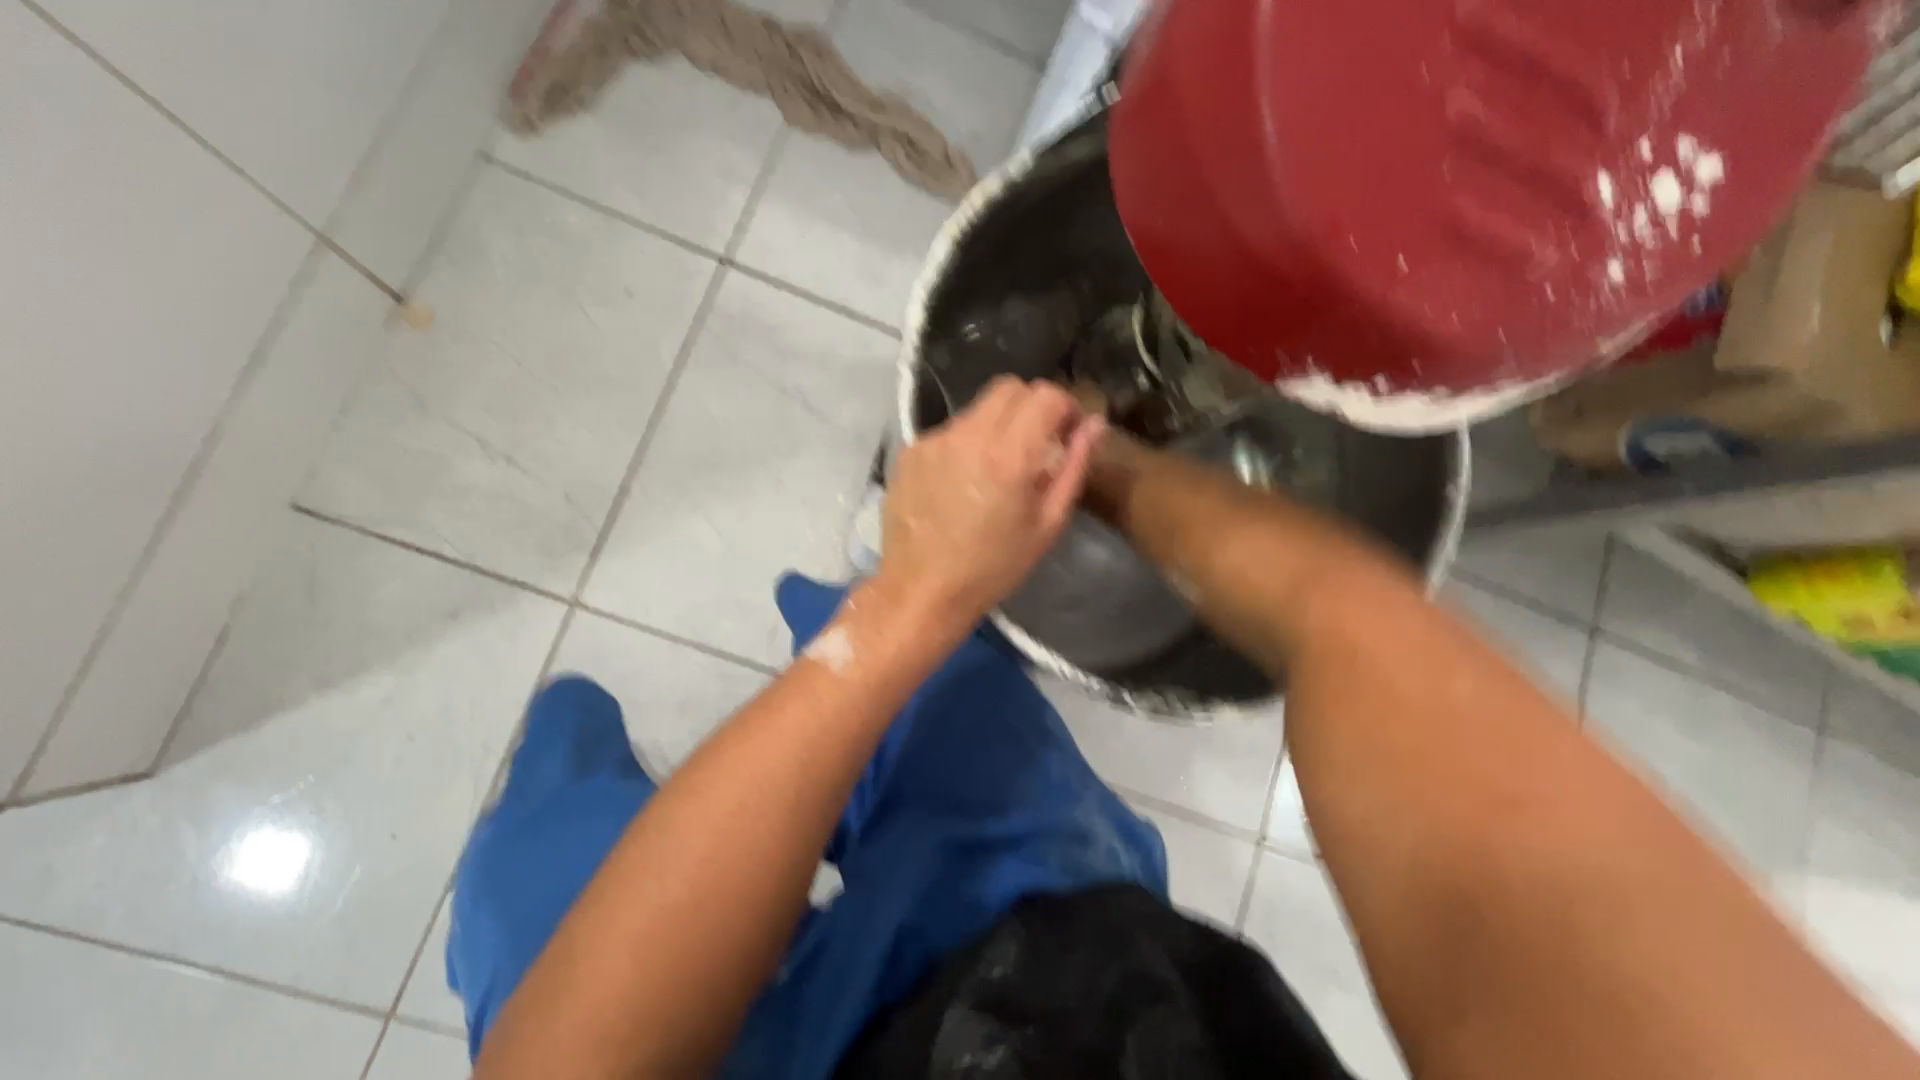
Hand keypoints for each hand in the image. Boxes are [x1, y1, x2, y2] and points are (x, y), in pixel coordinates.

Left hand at [879, 377, 1105, 625]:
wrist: (920, 592)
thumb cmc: (992, 568)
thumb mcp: (1046, 525)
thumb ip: (1074, 467)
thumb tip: (1094, 425)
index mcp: (1009, 455)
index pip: (1045, 395)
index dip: (1065, 406)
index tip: (1066, 432)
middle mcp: (968, 436)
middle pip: (1009, 387)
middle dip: (1031, 406)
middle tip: (1036, 444)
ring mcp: (934, 440)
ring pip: (976, 409)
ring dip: (996, 427)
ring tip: (995, 471)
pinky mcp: (910, 451)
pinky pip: (949, 432)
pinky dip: (964, 446)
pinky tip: (961, 484)